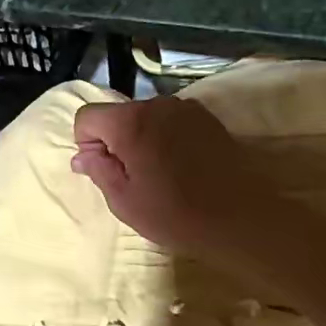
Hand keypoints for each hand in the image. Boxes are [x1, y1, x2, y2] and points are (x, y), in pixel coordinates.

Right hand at [71, 96, 250, 256]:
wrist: (242, 221)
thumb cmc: (175, 215)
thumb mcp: (123, 200)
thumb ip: (97, 169)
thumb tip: (83, 155)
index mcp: (131, 122)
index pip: (87, 116)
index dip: (87, 143)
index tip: (103, 169)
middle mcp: (157, 105)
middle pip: (117, 115)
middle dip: (115, 141)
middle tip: (132, 177)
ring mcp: (186, 108)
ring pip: (144, 117)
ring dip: (141, 139)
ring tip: (159, 173)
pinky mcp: (208, 118)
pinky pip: (171, 121)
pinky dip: (165, 137)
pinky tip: (180, 166)